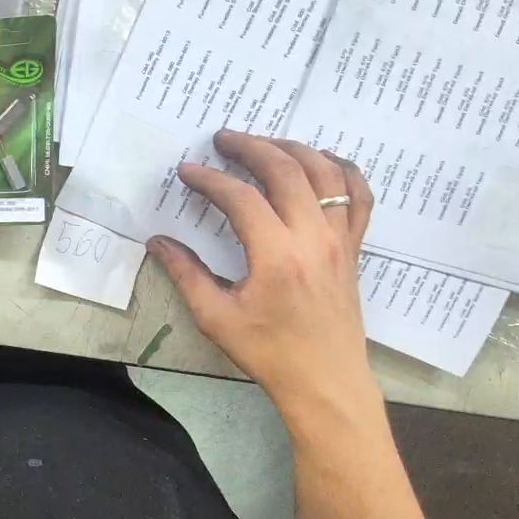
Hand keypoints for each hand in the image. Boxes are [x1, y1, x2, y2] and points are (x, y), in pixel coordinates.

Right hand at [147, 130, 378, 422]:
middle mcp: (313, 237)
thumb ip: (187, 274)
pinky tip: (320, 161)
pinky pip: (358, 193)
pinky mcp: (353, 246)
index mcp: (276, 257)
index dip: (211, 180)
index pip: (241, 199)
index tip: (188, 172)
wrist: (323, 379)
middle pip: (286, 170)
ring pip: (324, 172)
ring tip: (264, 144)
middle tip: (224, 139)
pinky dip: (341, 168)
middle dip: (251, 147)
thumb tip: (159, 242)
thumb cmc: (267, 352)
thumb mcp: (216, 318)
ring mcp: (340, 238)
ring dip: (293, 149)